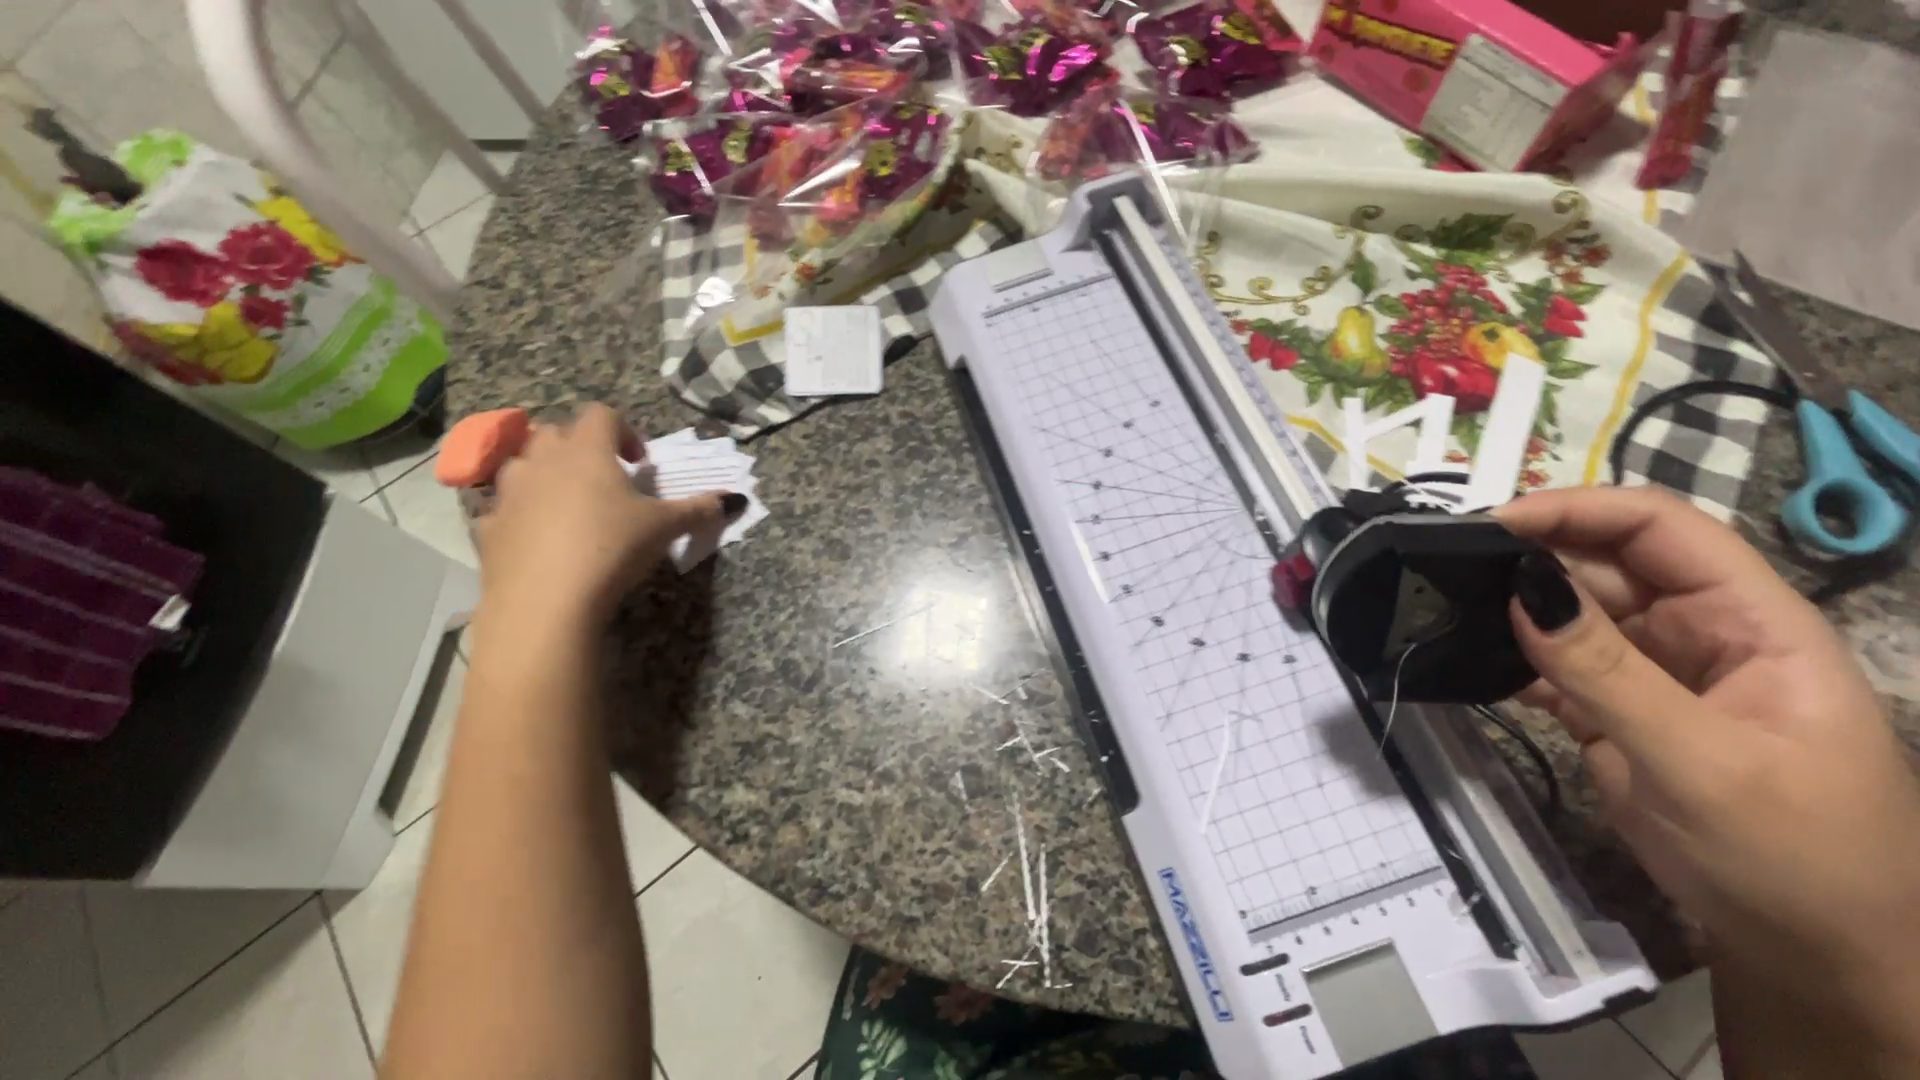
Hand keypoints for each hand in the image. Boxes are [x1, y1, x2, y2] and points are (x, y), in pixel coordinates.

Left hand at [473, 404, 740, 627]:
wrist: (545, 601)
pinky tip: (539, 540)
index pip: (603, 415)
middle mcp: (541, 459)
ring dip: (544, 475)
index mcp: (586, 449)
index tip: (639, 463)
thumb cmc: (611, 548)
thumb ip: (698, 510)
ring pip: (522, 465)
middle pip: (557, 433)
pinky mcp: (487, 526)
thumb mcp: (664, 529)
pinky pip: (502, 507)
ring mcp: (508, 491)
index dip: (624, 432)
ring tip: (567, 506)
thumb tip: (736, 500)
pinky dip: (519, 514)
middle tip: (604, 481)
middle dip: (581, 449)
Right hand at [1496, 487, 1919, 1073]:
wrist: (1814, 958)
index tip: (1495, 524)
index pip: (1663, 529)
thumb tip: (1522, 589)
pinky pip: (1557, 668)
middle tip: (1448, 565)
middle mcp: (1701, 633)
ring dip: (1514, 608)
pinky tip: (1470, 660)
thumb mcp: (1701, 761)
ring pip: (1574, 615)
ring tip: (1445, 605)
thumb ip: (1607, 673)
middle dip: (1533, 556)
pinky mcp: (1619, 716)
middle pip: (1608, 564)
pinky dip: (1513, 661)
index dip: (1580, 511)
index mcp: (1753, 621)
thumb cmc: (1793, 855)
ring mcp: (1656, 676)